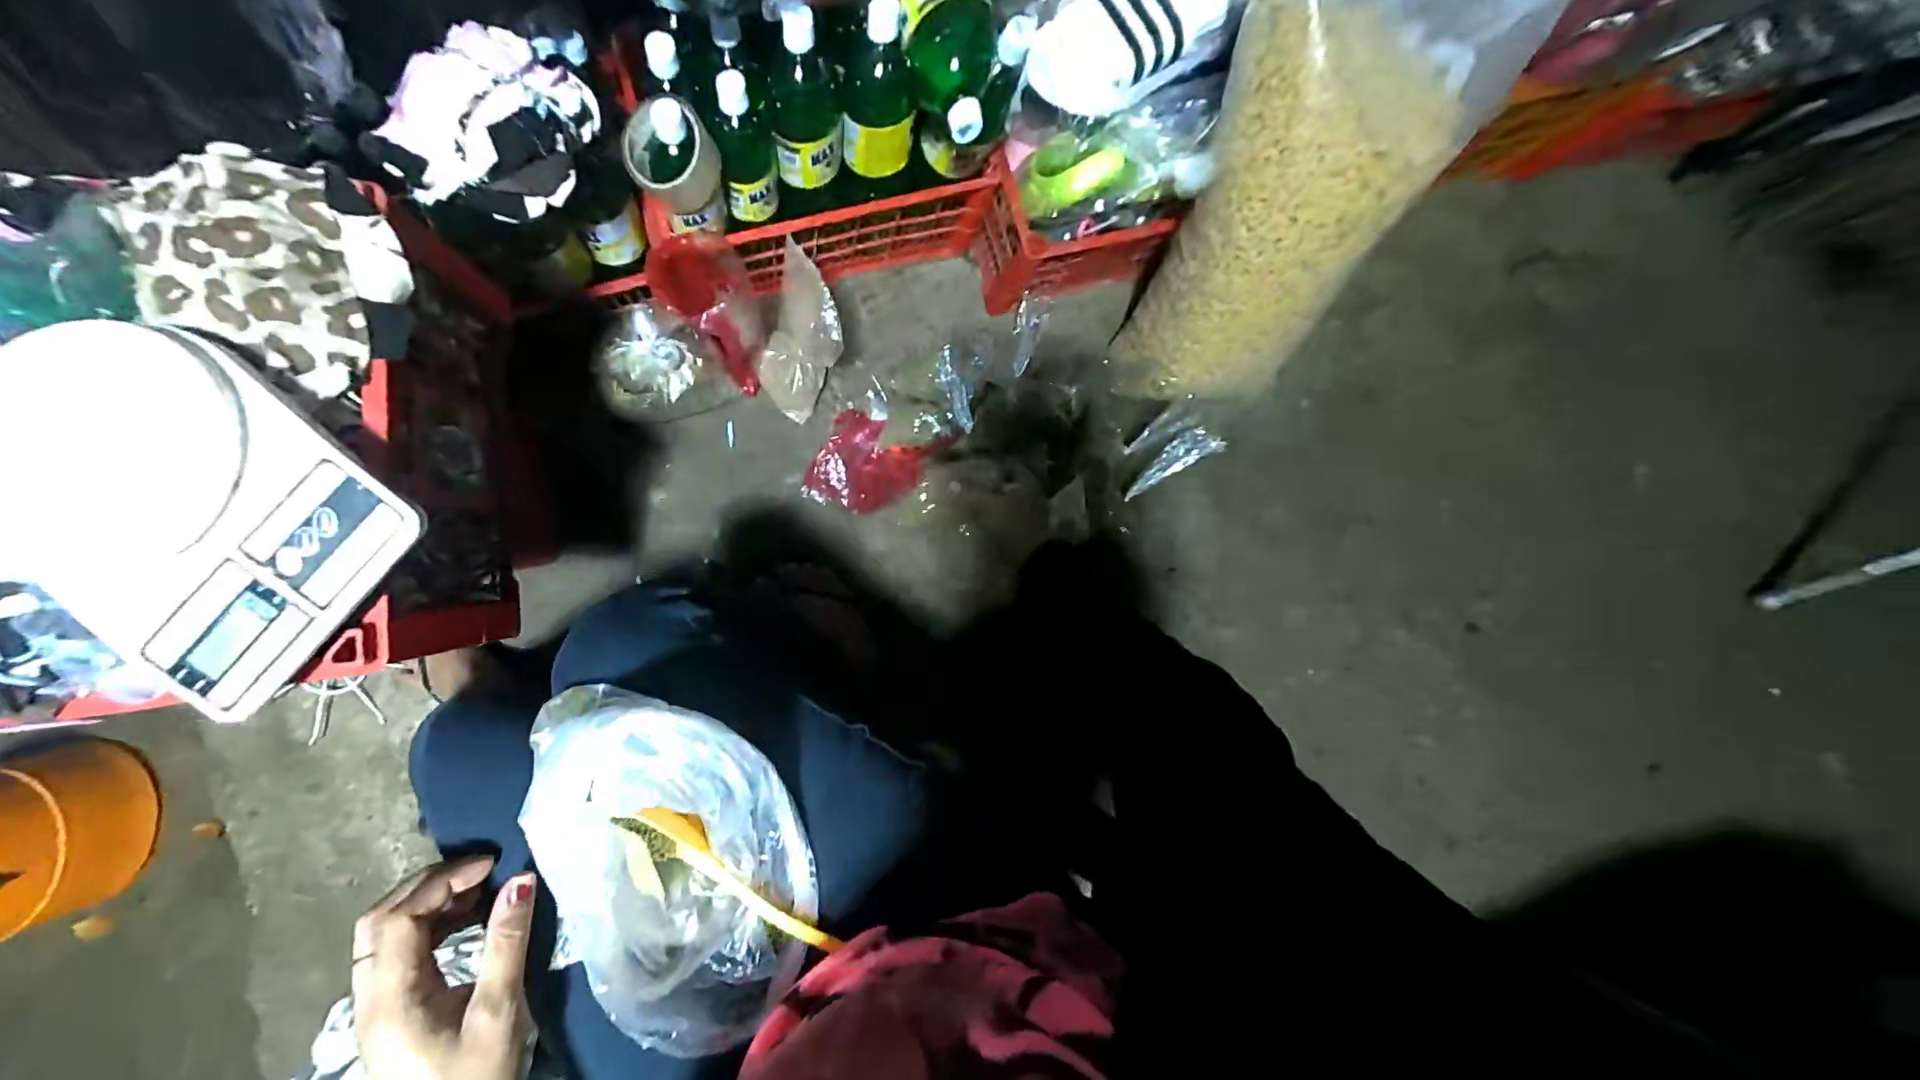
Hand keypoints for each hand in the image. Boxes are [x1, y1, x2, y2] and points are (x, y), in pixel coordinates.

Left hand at [352, 856, 537, 1079]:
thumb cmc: (476, 1077)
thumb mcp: (498, 1011)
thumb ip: (506, 943)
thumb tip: (522, 879)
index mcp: (390, 999)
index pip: (397, 919)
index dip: (442, 881)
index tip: (493, 864)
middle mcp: (370, 999)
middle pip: (379, 921)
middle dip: (431, 883)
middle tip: (485, 869)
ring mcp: (376, 1006)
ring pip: (384, 933)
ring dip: (430, 900)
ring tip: (482, 888)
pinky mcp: (391, 1010)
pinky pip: (398, 950)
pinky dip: (431, 922)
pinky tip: (468, 918)